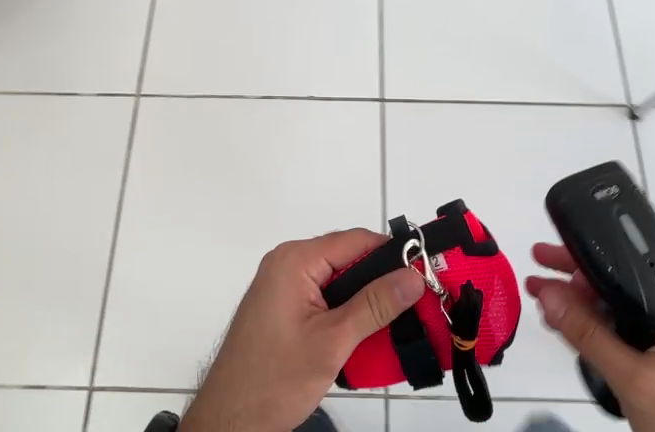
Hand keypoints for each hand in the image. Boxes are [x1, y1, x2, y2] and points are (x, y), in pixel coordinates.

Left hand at [182, 229, 425, 431]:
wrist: (229, 420)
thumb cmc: (274, 379)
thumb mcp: (332, 342)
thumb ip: (374, 306)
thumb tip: (412, 276)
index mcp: (295, 260)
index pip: (355, 241)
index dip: (391, 253)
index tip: (425, 271)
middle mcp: (287, 264)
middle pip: (348, 260)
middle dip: (381, 282)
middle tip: (417, 305)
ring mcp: (284, 287)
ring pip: (339, 283)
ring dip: (365, 303)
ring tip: (397, 325)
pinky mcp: (284, 309)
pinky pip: (326, 299)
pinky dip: (347, 315)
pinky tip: (367, 339)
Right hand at [524, 242, 654, 431]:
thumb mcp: (632, 379)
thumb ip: (588, 336)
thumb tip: (548, 295)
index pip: (622, 272)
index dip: (580, 263)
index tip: (544, 259)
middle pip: (619, 291)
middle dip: (575, 285)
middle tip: (536, 280)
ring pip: (620, 316)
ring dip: (584, 310)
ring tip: (548, 306)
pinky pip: (628, 337)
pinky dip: (600, 332)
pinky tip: (577, 334)